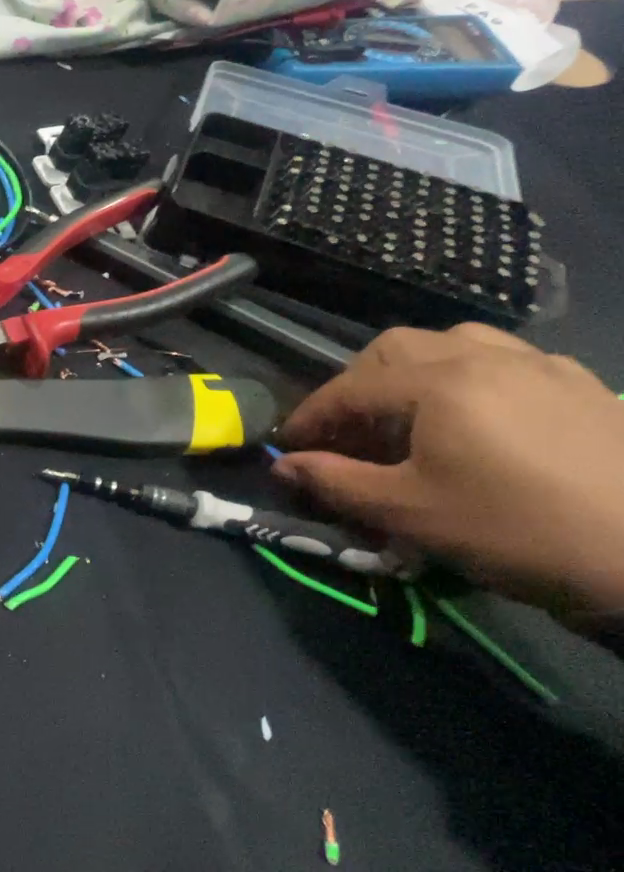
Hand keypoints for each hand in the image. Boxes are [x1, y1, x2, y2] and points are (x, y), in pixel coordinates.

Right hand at [274, 324, 623, 612]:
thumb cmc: (518, 531)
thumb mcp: (408, 513)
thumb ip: (334, 481)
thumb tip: (283, 466)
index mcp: (439, 382)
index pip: (349, 389)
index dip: (310, 418)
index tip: (288, 448)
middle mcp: (488, 358)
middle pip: (398, 349)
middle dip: (359, 384)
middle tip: (351, 430)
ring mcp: (546, 369)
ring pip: (459, 343)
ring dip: (418, 370)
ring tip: (413, 414)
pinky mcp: (590, 390)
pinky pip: (513, 362)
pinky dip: (476, 378)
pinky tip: (483, 419)